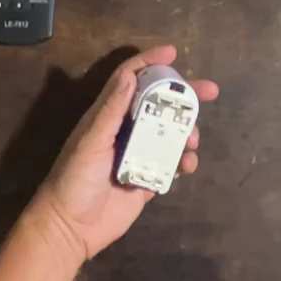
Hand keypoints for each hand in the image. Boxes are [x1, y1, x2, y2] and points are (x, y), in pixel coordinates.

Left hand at [30, 46, 217, 262]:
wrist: (70, 229)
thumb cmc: (74, 179)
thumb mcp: (91, 140)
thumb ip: (111, 109)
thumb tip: (130, 74)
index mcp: (107, 115)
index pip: (130, 79)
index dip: (150, 62)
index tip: (173, 52)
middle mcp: (125, 130)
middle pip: (158, 104)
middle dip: (184, 96)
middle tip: (210, 90)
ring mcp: (137, 154)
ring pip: (169, 133)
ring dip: (185, 132)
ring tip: (193, 140)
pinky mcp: (146, 179)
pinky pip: (170, 163)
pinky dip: (183, 161)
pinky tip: (187, 165)